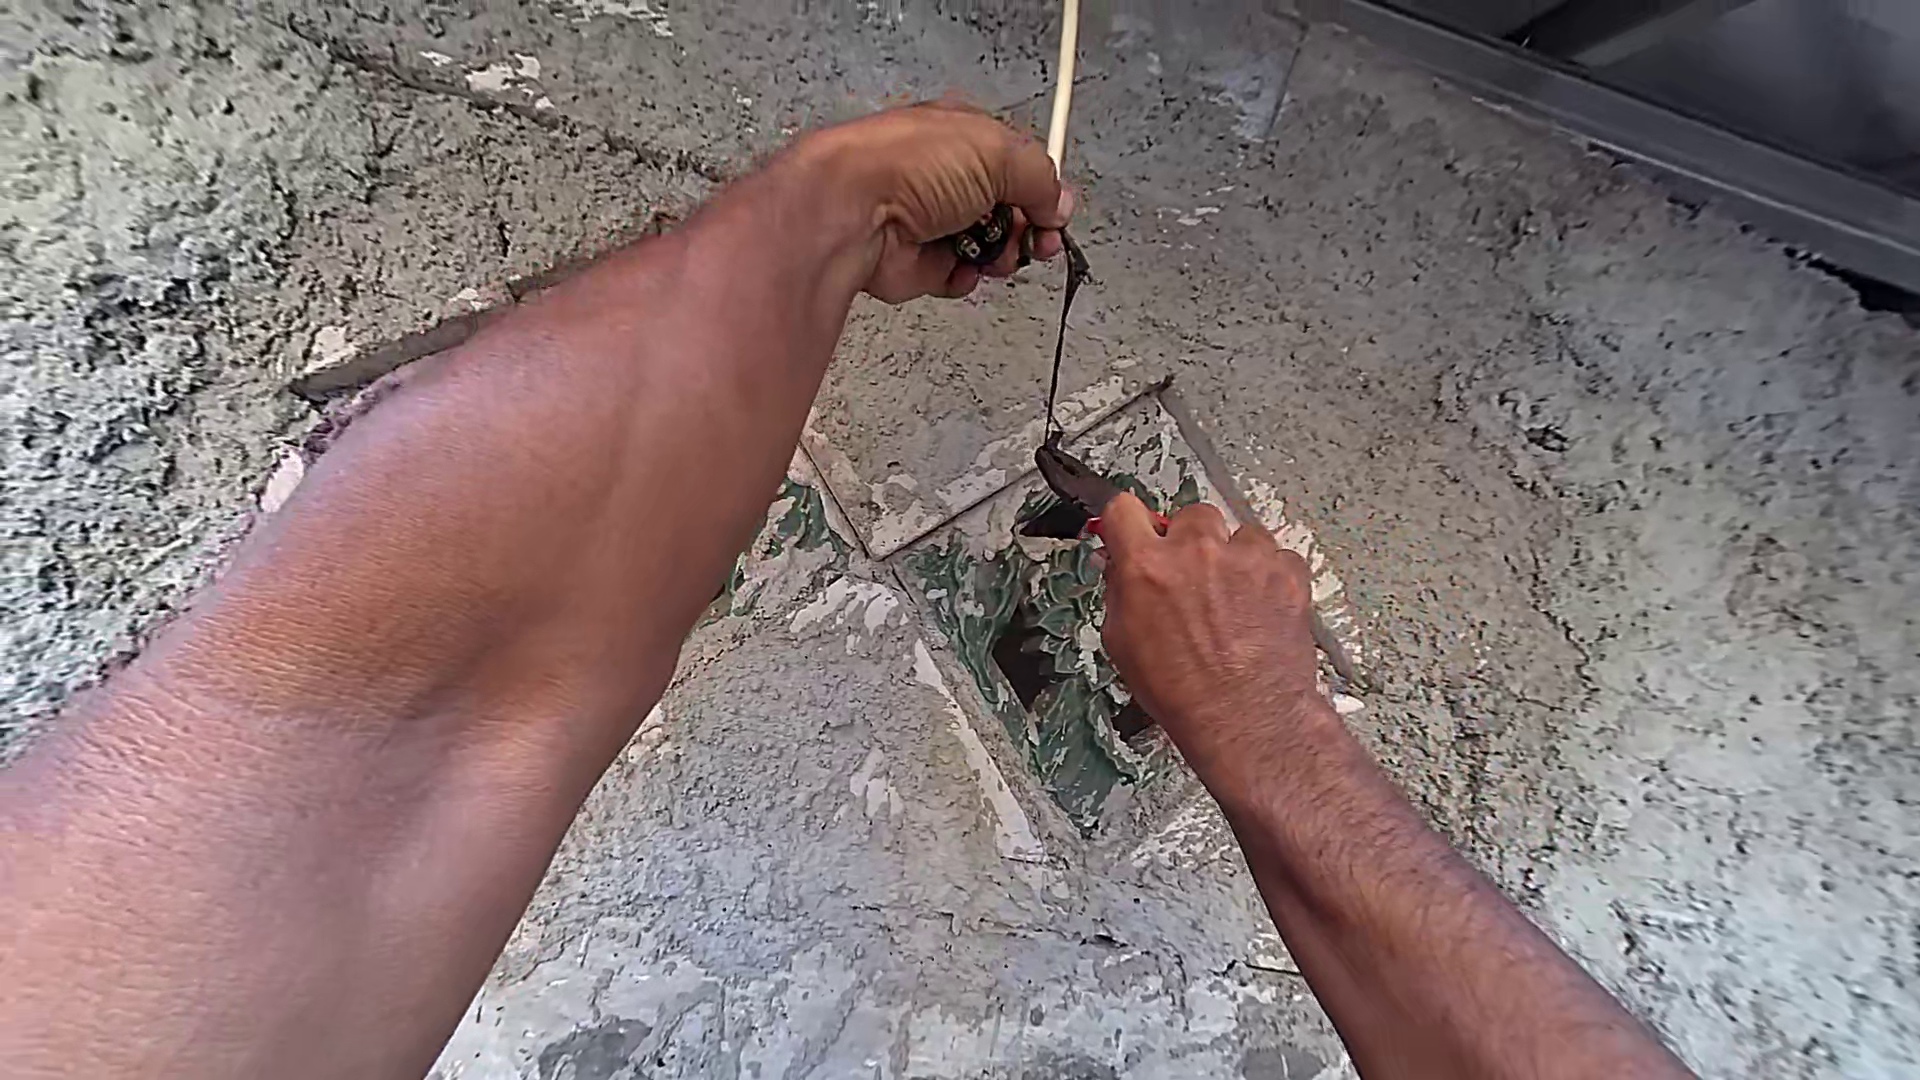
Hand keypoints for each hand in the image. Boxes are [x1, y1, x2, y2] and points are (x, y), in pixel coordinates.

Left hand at [805, 102, 1073, 302]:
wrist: (858, 215)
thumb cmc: (908, 167)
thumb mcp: (996, 153)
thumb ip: (1040, 177)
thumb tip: (1059, 203)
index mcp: (966, 140)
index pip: (1018, 168)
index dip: (1042, 193)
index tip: (1056, 216)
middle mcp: (949, 181)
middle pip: (1007, 212)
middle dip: (1027, 230)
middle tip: (1035, 242)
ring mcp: (935, 225)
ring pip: (986, 249)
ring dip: (999, 256)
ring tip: (995, 255)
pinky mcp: (921, 265)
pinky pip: (958, 277)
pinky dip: (964, 277)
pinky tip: (960, 267)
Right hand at [1099, 495, 1322, 777]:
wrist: (1244, 717)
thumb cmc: (1181, 688)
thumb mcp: (1122, 640)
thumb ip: (1119, 590)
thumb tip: (1118, 565)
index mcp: (1146, 566)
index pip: (1123, 508)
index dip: (1126, 519)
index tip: (1134, 528)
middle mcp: (1194, 552)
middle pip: (1189, 513)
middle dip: (1188, 538)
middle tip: (1191, 570)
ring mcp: (1244, 558)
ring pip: (1237, 531)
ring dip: (1231, 554)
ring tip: (1230, 592)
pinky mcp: (1284, 573)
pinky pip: (1275, 553)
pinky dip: (1267, 572)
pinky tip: (1257, 602)